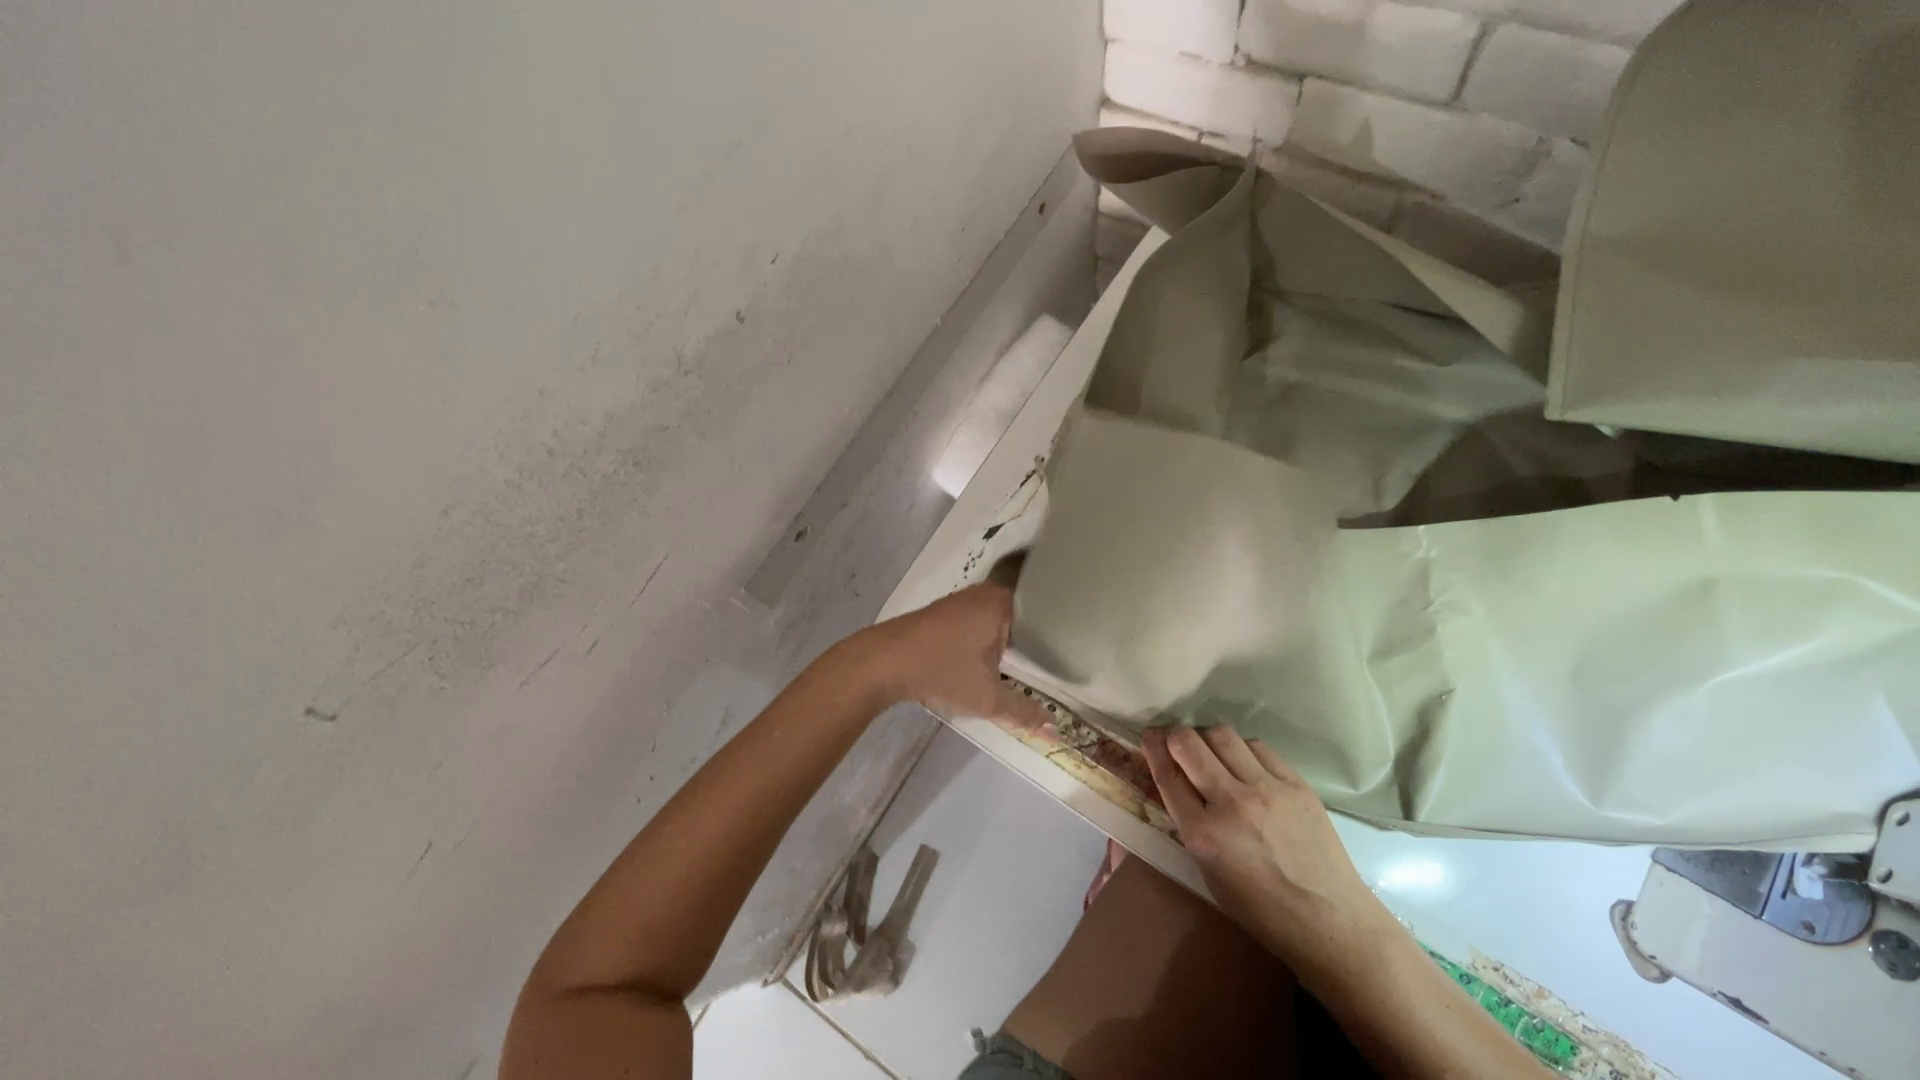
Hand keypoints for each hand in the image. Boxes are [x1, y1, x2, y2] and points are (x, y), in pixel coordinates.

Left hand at [853, 583, 1050, 730]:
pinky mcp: (945, 614)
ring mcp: (963, 602)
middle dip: (1036, 645)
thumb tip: (1053, 727)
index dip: (1060, 638)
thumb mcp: (988, 698)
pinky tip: (995, 665)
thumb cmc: (941, 670)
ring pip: (1000, 624)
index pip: (1045, 614)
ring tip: (1033, 671)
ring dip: (1011, 646)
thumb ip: (1024, 711)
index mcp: (1003, 602)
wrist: (882, 662)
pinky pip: (980, 626)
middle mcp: (986, 594)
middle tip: (1060, 670)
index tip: (1075, 659)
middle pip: (1023, 620)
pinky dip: (989, 644)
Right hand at [1141, 726, 1390, 964]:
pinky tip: (1245, 764)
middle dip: (1174, 737)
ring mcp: (1267, 789)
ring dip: (1207, 739)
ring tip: (1211, 752)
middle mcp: (1231, 803)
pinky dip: (1242, 749)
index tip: (1149, 738)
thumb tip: (1178, 787)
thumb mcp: (1208, 871)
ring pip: (1222, 735)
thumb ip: (1190, 825)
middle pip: (1188, 743)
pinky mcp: (1296, 784)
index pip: (1167, 774)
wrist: (1327, 918)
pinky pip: (1258, 747)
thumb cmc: (1259, 908)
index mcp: (1202, 834)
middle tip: (1175, 743)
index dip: (1152, 749)